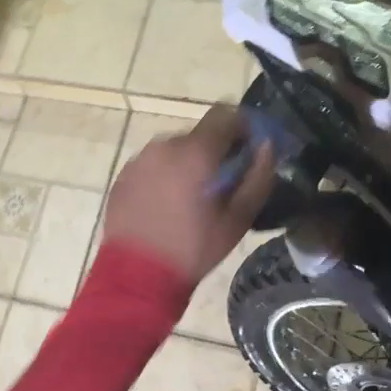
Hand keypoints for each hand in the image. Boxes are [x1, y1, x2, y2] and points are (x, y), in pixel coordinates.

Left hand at [102, 105, 275, 282]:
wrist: (136, 276)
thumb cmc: (193, 249)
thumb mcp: (237, 220)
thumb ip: (258, 177)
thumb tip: (267, 147)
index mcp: (194, 152)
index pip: (225, 114)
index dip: (243, 125)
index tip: (249, 148)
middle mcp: (164, 146)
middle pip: (199, 135)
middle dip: (214, 152)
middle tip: (223, 184)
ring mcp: (139, 160)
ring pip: (174, 150)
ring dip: (188, 164)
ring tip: (192, 199)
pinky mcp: (123, 177)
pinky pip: (152, 166)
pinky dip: (164, 177)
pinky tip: (167, 206)